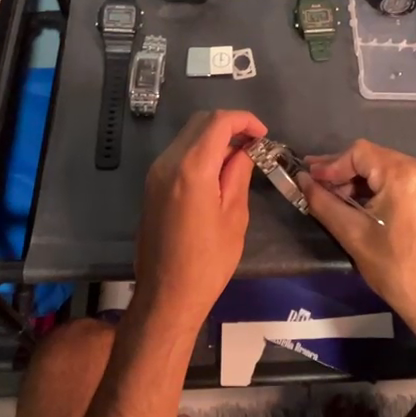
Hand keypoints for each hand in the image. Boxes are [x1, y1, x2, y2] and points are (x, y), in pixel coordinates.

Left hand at [135, 110, 267, 326]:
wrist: (166, 295)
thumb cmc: (208, 262)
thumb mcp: (234, 216)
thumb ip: (238, 174)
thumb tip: (245, 151)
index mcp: (191, 168)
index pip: (218, 122)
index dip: (244, 120)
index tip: (263, 135)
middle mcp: (167, 163)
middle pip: (200, 122)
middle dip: (230, 125)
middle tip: (254, 144)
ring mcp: (156, 173)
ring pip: (188, 136)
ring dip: (214, 138)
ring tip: (240, 158)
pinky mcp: (152, 185)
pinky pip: (178, 153)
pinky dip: (200, 151)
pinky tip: (218, 171)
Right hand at [300, 140, 415, 331]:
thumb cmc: (395, 270)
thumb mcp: (353, 234)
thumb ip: (323, 202)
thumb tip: (303, 180)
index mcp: (406, 175)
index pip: (360, 153)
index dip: (331, 164)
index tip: (310, 178)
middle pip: (374, 158)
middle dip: (344, 172)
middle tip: (315, 183)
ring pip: (387, 167)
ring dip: (361, 180)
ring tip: (334, 195)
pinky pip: (402, 178)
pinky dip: (380, 187)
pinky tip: (360, 201)